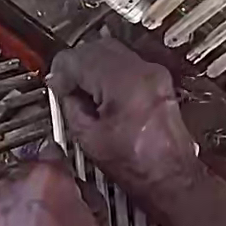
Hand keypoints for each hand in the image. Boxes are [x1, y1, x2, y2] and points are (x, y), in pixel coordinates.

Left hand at [0, 153, 107, 225]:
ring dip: (23, 208)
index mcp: (46, 179)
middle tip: (59, 215)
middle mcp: (12, 187)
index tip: (67, 175)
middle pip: (29, 173)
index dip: (63, 166)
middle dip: (42, 189)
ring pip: (11, 196)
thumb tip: (79, 189)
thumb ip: (86, 196)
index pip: (53, 151)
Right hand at [48, 37, 201, 201]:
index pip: (79, 59)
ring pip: (109, 49)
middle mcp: (143, 72)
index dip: (60, 72)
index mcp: (124, 84)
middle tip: (62, 85)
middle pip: (95, 47)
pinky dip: (105, 69)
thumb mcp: (87, 137)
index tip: (54, 86)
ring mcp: (153, 73)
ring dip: (89, 64)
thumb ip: (69, 105)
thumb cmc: (137, 166)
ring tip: (80, 89)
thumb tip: (61, 88)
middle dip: (74, 64)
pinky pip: (123, 61)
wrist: (171, 179)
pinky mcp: (157, 79)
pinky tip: (98, 90)